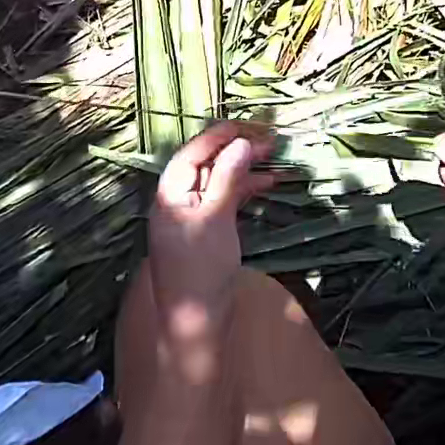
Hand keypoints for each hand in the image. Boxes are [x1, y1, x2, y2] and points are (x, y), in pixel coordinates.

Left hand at [147, 121, 276, 350]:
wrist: (197, 320)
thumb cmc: (202, 267)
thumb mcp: (216, 218)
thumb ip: (228, 179)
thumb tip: (241, 144)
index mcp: (170, 194)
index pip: (194, 152)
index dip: (221, 135)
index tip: (250, 125)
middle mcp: (178, 200)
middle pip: (208, 164)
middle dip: (237, 149)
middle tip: (270, 139)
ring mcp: (193, 216)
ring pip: (220, 181)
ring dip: (245, 168)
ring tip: (274, 156)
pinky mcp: (208, 230)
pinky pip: (226, 200)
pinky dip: (245, 189)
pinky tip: (268, 183)